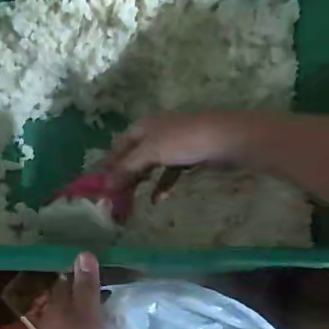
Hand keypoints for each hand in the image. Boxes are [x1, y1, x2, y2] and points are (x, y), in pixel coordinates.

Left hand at [23, 252, 105, 328]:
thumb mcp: (86, 317)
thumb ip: (86, 288)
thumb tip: (83, 253)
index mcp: (57, 307)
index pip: (67, 282)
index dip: (80, 274)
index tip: (99, 269)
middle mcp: (53, 322)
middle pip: (68, 301)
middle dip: (83, 294)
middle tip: (108, 287)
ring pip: (72, 320)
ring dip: (86, 315)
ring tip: (109, 310)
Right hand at [102, 111, 269, 187]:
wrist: (228, 139)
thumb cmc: (184, 140)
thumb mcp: (150, 152)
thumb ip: (127, 168)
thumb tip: (104, 184)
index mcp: (143, 126)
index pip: (118, 146)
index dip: (108, 165)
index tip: (100, 187)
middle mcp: (155, 133)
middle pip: (133, 157)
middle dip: (123, 177)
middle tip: (114, 199)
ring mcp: (173, 145)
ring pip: (150, 166)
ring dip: (140, 183)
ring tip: (131, 202)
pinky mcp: (189, 157)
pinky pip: (168, 173)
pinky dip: (162, 186)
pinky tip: (157, 200)